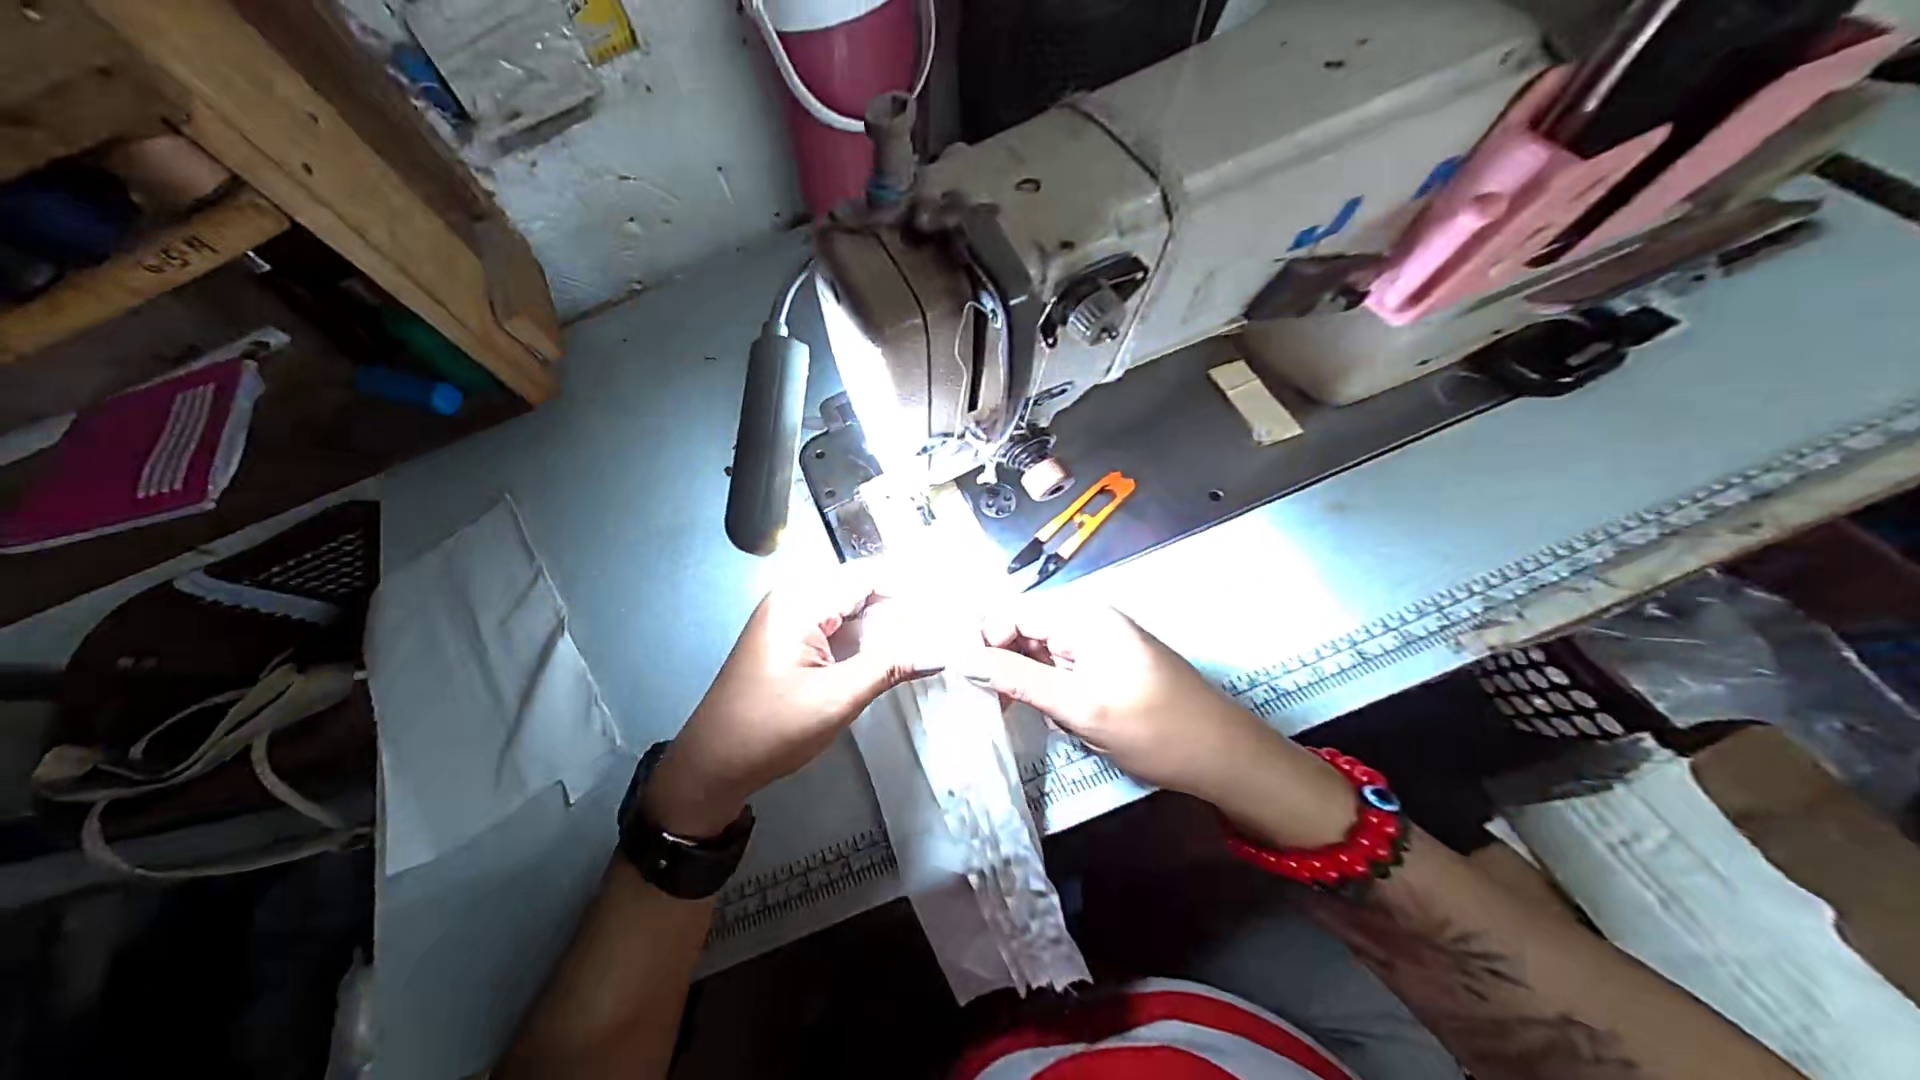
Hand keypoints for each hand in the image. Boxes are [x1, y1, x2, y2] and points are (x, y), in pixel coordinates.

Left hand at [645, 562, 930, 837]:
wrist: (712, 765)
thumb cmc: (770, 729)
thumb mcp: (836, 699)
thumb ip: (890, 667)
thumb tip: (941, 651)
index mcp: (800, 602)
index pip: (868, 577)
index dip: (912, 587)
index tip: (951, 602)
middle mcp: (794, 599)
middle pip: (863, 590)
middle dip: (905, 608)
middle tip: (947, 627)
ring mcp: (791, 619)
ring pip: (854, 610)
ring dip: (888, 626)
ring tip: (932, 638)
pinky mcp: (792, 640)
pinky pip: (839, 628)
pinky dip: (867, 639)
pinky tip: (896, 652)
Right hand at [959, 599, 1356, 847]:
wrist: (1223, 757)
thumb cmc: (1155, 729)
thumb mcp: (1080, 707)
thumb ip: (1019, 680)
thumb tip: (963, 659)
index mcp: (1085, 616)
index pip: (1014, 612)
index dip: (984, 640)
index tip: (963, 676)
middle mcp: (1088, 621)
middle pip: (1024, 630)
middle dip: (1002, 663)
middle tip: (986, 702)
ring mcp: (1098, 644)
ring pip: (1039, 652)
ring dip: (1024, 680)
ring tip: (1016, 711)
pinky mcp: (1104, 667)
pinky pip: (1059, 668)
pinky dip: (1045, 689)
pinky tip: (1047, 713)